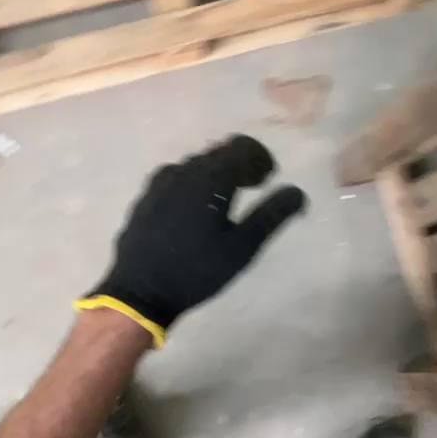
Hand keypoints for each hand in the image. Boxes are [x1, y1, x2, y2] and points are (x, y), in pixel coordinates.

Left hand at [80, 135, 305, 344]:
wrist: (139, 291)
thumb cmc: (196, 270)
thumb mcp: (242, 248)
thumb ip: (272, 215)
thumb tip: (297, 192)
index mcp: (210, 176)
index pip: (241, 146)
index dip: (260, 159)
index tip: (269, 180)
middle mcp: (183, 169)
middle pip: (218, 153)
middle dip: (240, 166)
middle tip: (254, 190)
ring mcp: (159, 182)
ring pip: (196, 166)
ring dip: (215, 176)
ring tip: (225, 204)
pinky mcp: (145, 197)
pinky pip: (176, 179)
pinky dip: (193, 186)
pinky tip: (193, 214)